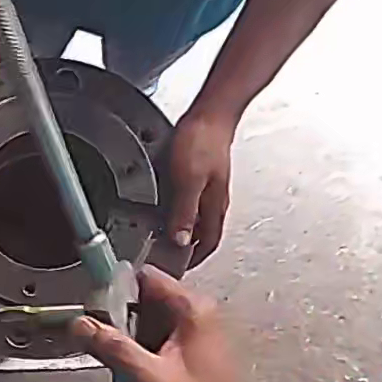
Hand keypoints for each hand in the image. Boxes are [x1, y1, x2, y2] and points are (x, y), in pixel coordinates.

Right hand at [70, 266, 251, 381]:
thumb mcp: (147, 377)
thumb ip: (112, 347)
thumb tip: (79, 324)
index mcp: (192, 309)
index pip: (144, 277)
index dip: (117, 292)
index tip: (99, 315)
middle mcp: (196, 313)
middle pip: (140, 301)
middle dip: (121, 326)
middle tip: (118, 355)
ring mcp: (193, 330)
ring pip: (143, 322)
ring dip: (129, 344)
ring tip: (133, 374)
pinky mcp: (188, 347)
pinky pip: (152, 338)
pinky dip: (140, 355)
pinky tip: (141, 378)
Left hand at [167, 110, 235, 264]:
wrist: (211, 113)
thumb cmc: (202, 141)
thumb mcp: (188, 180)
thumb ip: (184, 212)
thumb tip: (181, 240)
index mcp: (214, 206)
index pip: (209, 243)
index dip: (195, 259)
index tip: (179, 269)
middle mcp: (215, 200)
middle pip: (205, 234)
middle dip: (190, 250)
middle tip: (170, 258)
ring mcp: (210, 188)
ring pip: (200, 220)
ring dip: (186, 232)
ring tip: (166, 239)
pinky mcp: (202, 177)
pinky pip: (194, 204)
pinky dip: (182, 215)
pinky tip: (169, 210)